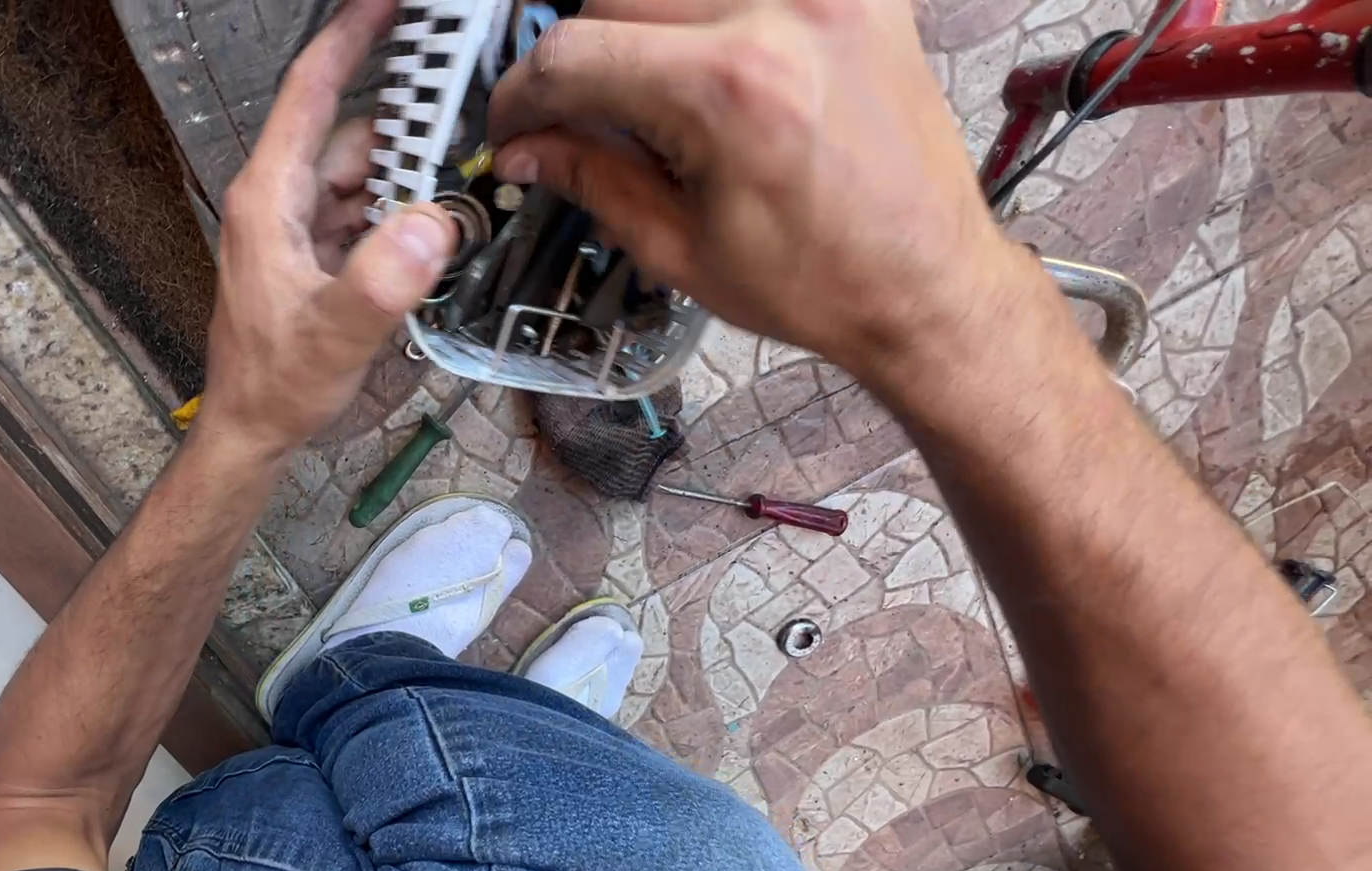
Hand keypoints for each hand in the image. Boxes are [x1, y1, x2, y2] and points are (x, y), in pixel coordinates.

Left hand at [198, 0, 456, 459]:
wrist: (253, 429)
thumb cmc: (278, 385)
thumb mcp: (332, 338)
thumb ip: (380, 283)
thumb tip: (435, 223)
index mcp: (270, 198)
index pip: (312, 90)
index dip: (352, 36)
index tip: (392, 0)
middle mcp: (278, 203)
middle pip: (349, 140)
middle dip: (406, 138)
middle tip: (466, 144)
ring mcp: (295, 233)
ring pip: (358, 183)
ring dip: (404, 189)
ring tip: (454, 205)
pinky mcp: (311, 261)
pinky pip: (358, 220)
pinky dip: (393, 224)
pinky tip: (424, 244)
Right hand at [486, 0, 1035, 388]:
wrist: (920, 280)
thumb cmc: (807, 285)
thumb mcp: (676, 249)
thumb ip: (592, 180)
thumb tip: (525, 151)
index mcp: (728, 93)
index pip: (574, 54)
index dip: (519, 95)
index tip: (509, 129)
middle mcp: (782, 10)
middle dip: (570, 57)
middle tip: (563, 118)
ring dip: (629, 29)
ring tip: (628, 95)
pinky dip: (692, 20)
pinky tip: (688, 66)